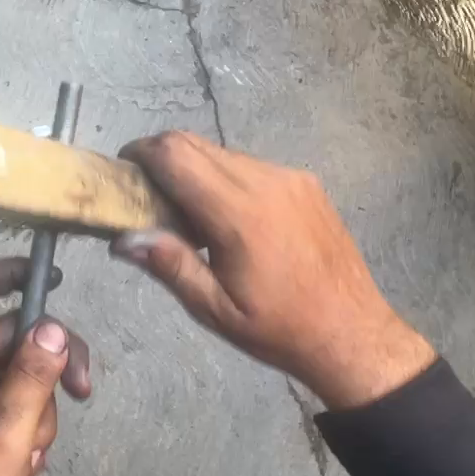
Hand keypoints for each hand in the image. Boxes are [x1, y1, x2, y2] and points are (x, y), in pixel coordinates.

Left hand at [0, 258, 91, 475]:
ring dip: (41, 408)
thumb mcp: (5, 435)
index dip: (11, 271)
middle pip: (17, 332)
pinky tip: (23, 463)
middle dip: (52, 362)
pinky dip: (31, 427)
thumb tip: (54, 327)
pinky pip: (17, 403)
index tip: (54, 278)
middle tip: (83, 393)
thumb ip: (33, 377)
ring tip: (29, 452)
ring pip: (24, 372)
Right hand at [114, 131, 433, 410]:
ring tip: (185, 212)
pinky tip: (225, 217)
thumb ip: (169, 265)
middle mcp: (264, 181)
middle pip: (194, 143)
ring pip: (221, 152)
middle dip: (159, 157)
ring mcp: (289, 177)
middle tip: (144, 193)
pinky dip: (223, 177)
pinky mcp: (305, 182)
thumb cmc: (278, 328)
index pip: (175, 155)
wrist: (353, 332)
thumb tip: (123, 238)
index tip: (122, 172)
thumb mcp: (214, 309)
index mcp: (238, 214)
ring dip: (192, 169)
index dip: (140, 153)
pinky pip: (248, 164)